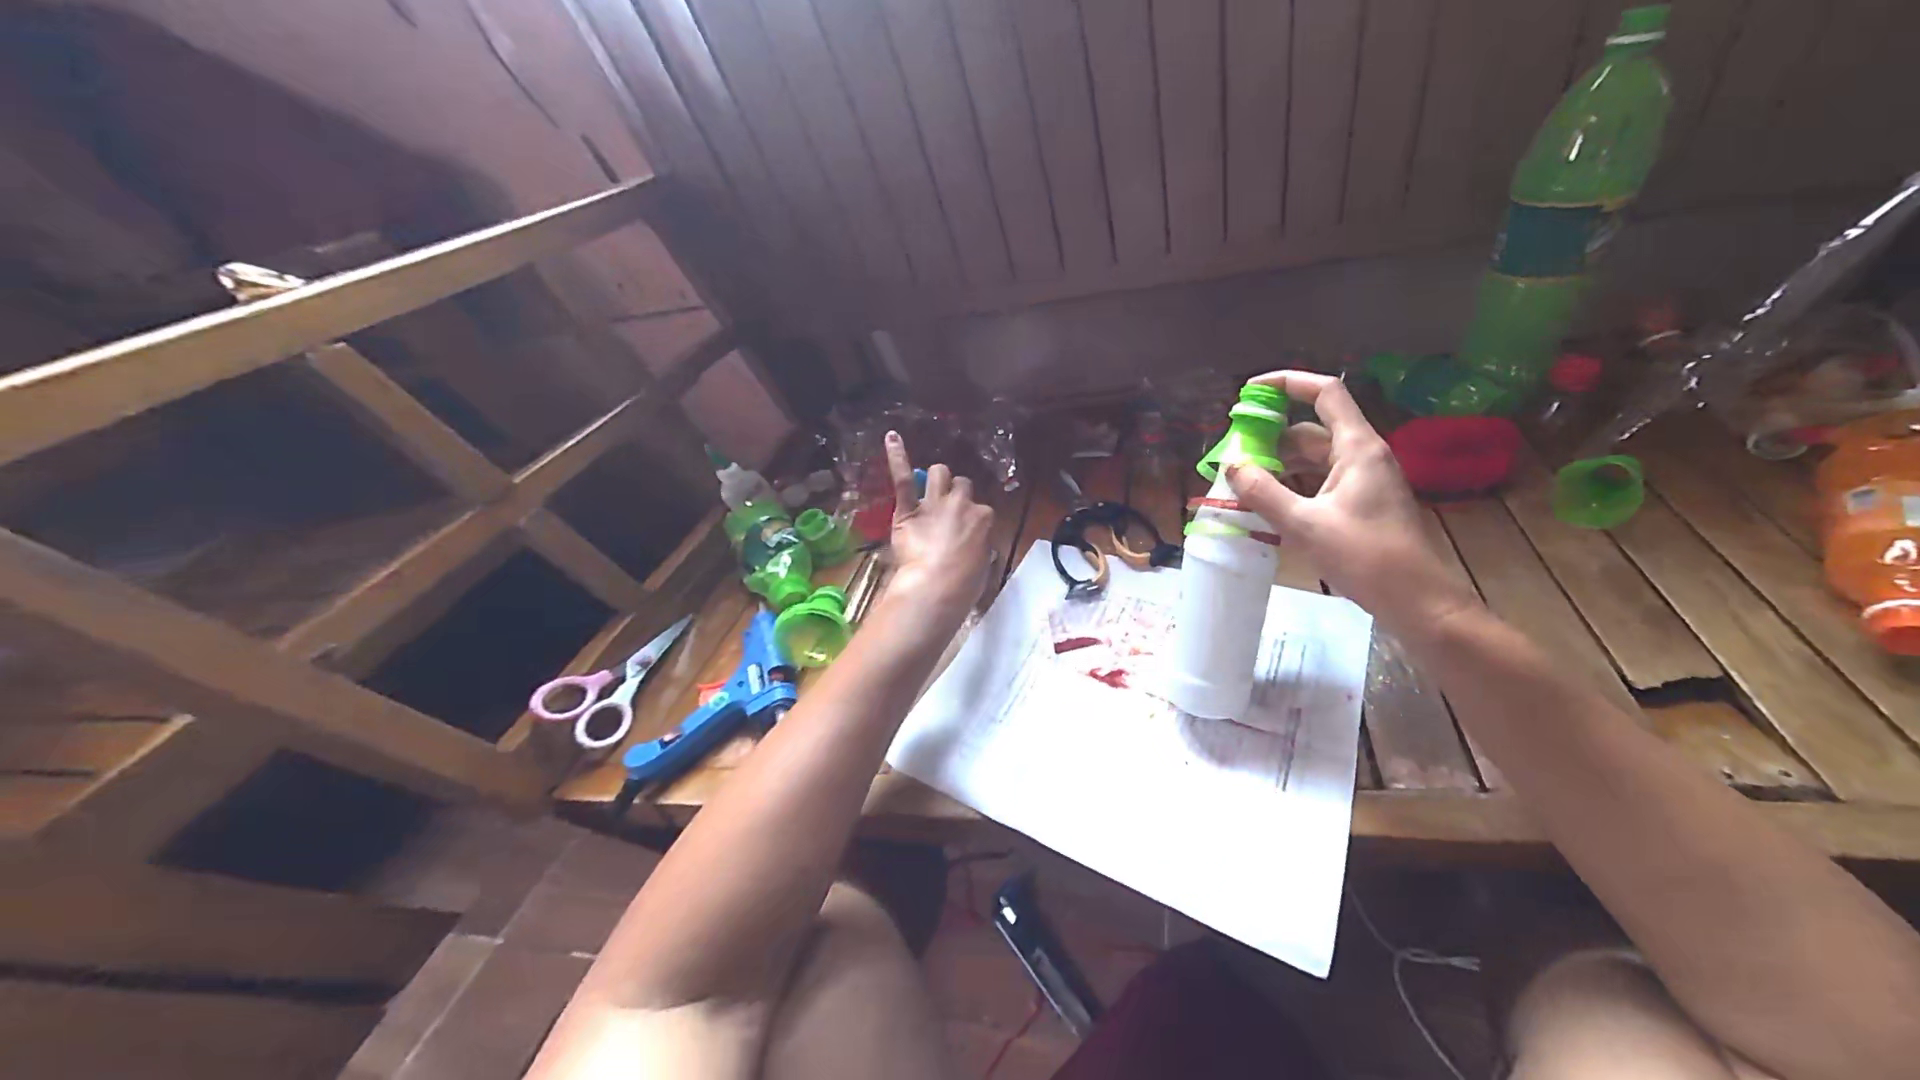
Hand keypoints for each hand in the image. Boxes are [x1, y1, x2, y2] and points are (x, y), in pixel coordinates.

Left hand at [883, 430, 994, 619]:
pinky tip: (891, 437)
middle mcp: (961, 503)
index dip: (972, 518)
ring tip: (930, 487)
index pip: (981, 509)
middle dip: (955, 492)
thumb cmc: (964, 585)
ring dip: (936, 478)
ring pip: (938, 472)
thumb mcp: (984, 567)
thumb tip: (979, 549)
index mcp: (984, 518)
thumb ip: (981, 550)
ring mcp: (934, 503)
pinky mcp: (908, 509)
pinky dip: (896, 455)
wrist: (936, 585)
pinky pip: (902, 477)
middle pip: (962, 484)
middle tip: (948, 510)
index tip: (965, 531)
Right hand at [1223, 372, 1479, 632]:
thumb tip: (1231, 465)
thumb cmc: (1364, 556)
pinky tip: (1266, 502)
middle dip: (1271, 435)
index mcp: (1358, 448)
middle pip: (1312, 429)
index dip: (1288, 383)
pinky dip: (1292, 485)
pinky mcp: (1360, 504)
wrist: (1415, 600)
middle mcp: (1363, 456)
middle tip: (1233, 451)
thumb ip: (1263, 491)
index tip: (1250, 392)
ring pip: (1314, 458)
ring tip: (1241, 479)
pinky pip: (1319, 481)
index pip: (1325, 393)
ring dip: (1279, 464)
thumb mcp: (1304, 524)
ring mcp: (1363, 481)